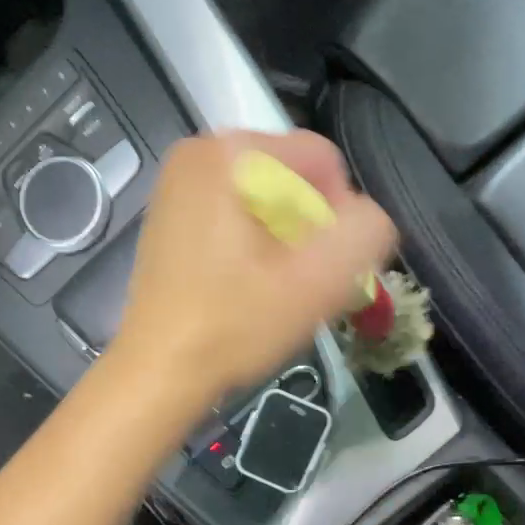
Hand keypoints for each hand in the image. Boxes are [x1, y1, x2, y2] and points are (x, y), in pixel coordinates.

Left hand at [111, 131, 395, 400]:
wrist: (157, 374)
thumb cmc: (234, 326)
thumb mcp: (320, 281)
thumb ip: (367, 232)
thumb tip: (367, 222)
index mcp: (233, 151)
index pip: (326, 163)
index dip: (341, 219)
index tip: (327, 270)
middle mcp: (199, 152)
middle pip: (292, 181)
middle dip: (309, 231)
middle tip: (301, 286)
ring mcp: (177, 187)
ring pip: (263, 204)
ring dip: (283, 244)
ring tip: (273, 293)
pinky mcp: (168, 221)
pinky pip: (232, 221)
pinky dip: (250, 250)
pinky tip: (244, 291)